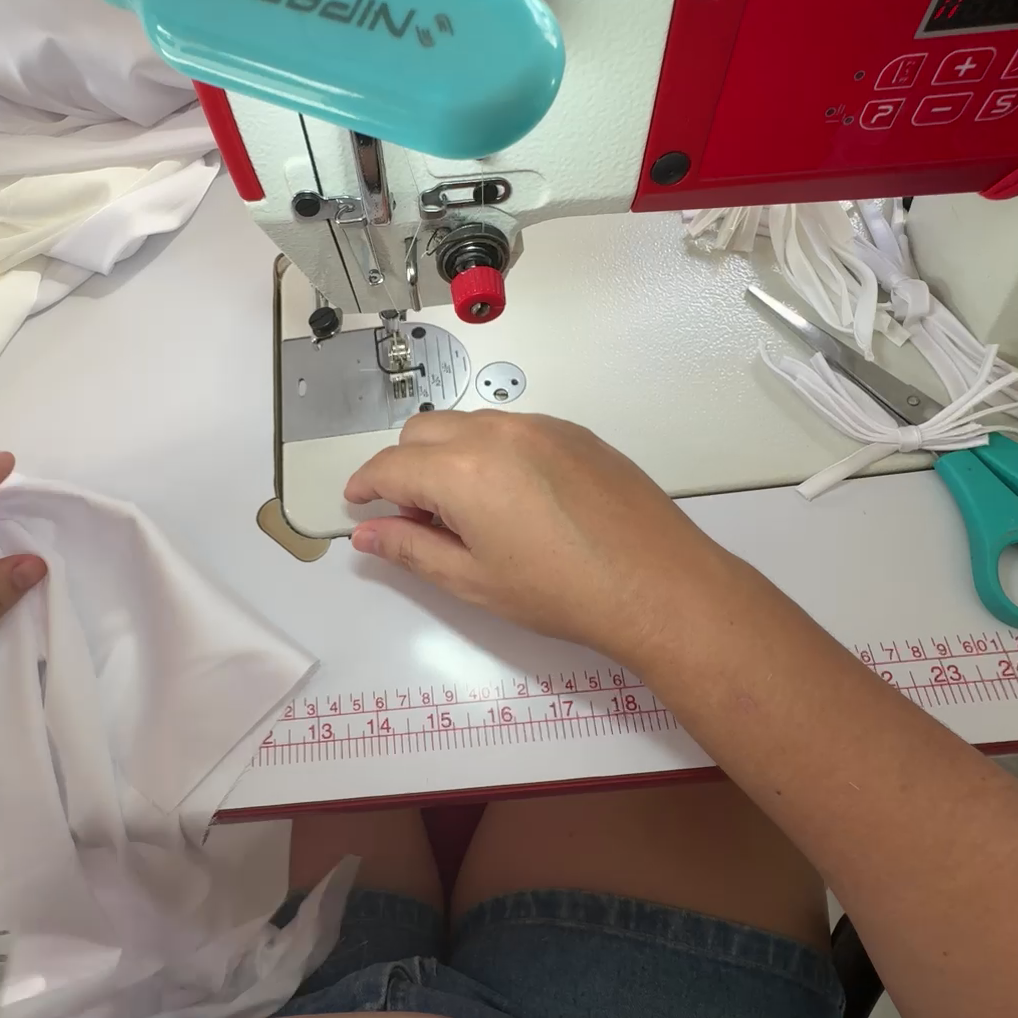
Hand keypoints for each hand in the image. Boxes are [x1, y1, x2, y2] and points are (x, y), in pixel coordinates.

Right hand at [345, 411, 735, 664]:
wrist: (659, 585)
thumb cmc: (560, 593)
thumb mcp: (473, 581)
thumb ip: (410, 550)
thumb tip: (367, 535)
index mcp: (462, 469)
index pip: (391, 466)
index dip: (365, 486)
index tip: (357, 505)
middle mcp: (496, 431)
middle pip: (422, 431)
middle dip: (404, 467)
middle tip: (415, 517)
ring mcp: (540, 425)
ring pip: (468, 424)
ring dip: (447, 455)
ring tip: (467, 510)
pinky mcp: (574, 431)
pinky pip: (511, 428)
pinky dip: (490, 451)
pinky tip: (514, 497)